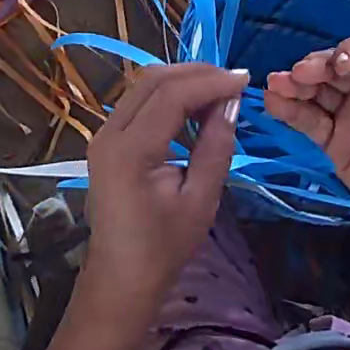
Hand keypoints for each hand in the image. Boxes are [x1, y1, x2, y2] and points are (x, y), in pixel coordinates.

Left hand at [82, 63, 245, 315]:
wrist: (121, 276)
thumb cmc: (164, 246)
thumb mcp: (200, 200)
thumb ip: (215, 147)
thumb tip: (231, 104)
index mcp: (129, 152)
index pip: (171, 96)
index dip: (210, 82)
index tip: (245, 80)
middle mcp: (109, 134)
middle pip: (153, 81)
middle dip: (197, 73)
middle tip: (235, 81)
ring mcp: (104, 134)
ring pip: (144, 86)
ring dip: (183, 80)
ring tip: (220, 90)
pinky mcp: (108, 139)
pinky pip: (139, 101)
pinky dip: (169, 94)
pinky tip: (196, 105)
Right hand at [263, 37, 349, 238]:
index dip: (349, 52)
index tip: (342, 64)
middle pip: (333, 69)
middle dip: (315, 66)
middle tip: (301, 73)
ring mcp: (349, 119)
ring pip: (315, 92)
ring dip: (294, 83)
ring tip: (277, 83)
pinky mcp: (335, 145)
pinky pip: (308, 122)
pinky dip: (289, 110)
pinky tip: (273, 101)